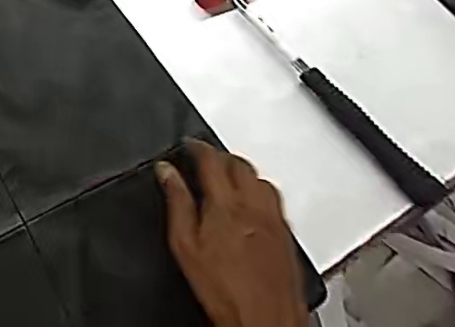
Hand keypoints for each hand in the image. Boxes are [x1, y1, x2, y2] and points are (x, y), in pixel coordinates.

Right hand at [156, 140, 305, 326]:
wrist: (263, 325)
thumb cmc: (225, 292)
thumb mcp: (185, 245)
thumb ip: (176, 202)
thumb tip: (166, 171)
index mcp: (225, 205)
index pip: (211, 159)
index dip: (197, 146)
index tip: (188, 145)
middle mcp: (254, 208)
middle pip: (239, 164)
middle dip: (221, 156)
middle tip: (206, 160)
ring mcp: (274, 223)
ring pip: (262, 180)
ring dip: (244, 173)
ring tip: (229, 177)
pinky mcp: (288, 239)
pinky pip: (277, 202)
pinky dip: (262, 193)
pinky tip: (253, 204)